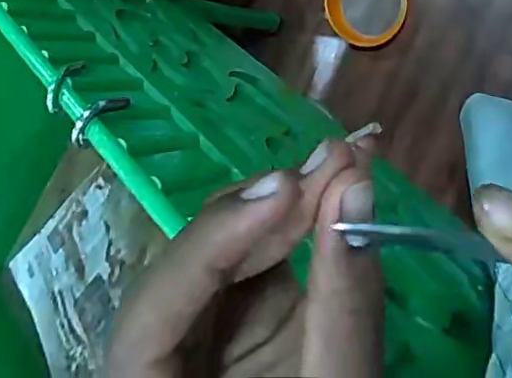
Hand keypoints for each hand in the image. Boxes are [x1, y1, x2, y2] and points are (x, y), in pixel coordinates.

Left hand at [108, 137, 383, 377]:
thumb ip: (343, 301)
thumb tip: (357, 184)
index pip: (154, 312)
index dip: (217, 241)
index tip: (289, 188)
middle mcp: (155, 354)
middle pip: (195, 264)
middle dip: (273, 207)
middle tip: (344, 158)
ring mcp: (194, 327)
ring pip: (227, 250)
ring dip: (291, 204)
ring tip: (351, 162)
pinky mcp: (232, 315)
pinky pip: (255, 261)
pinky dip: (297, 225)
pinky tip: (332, 189)